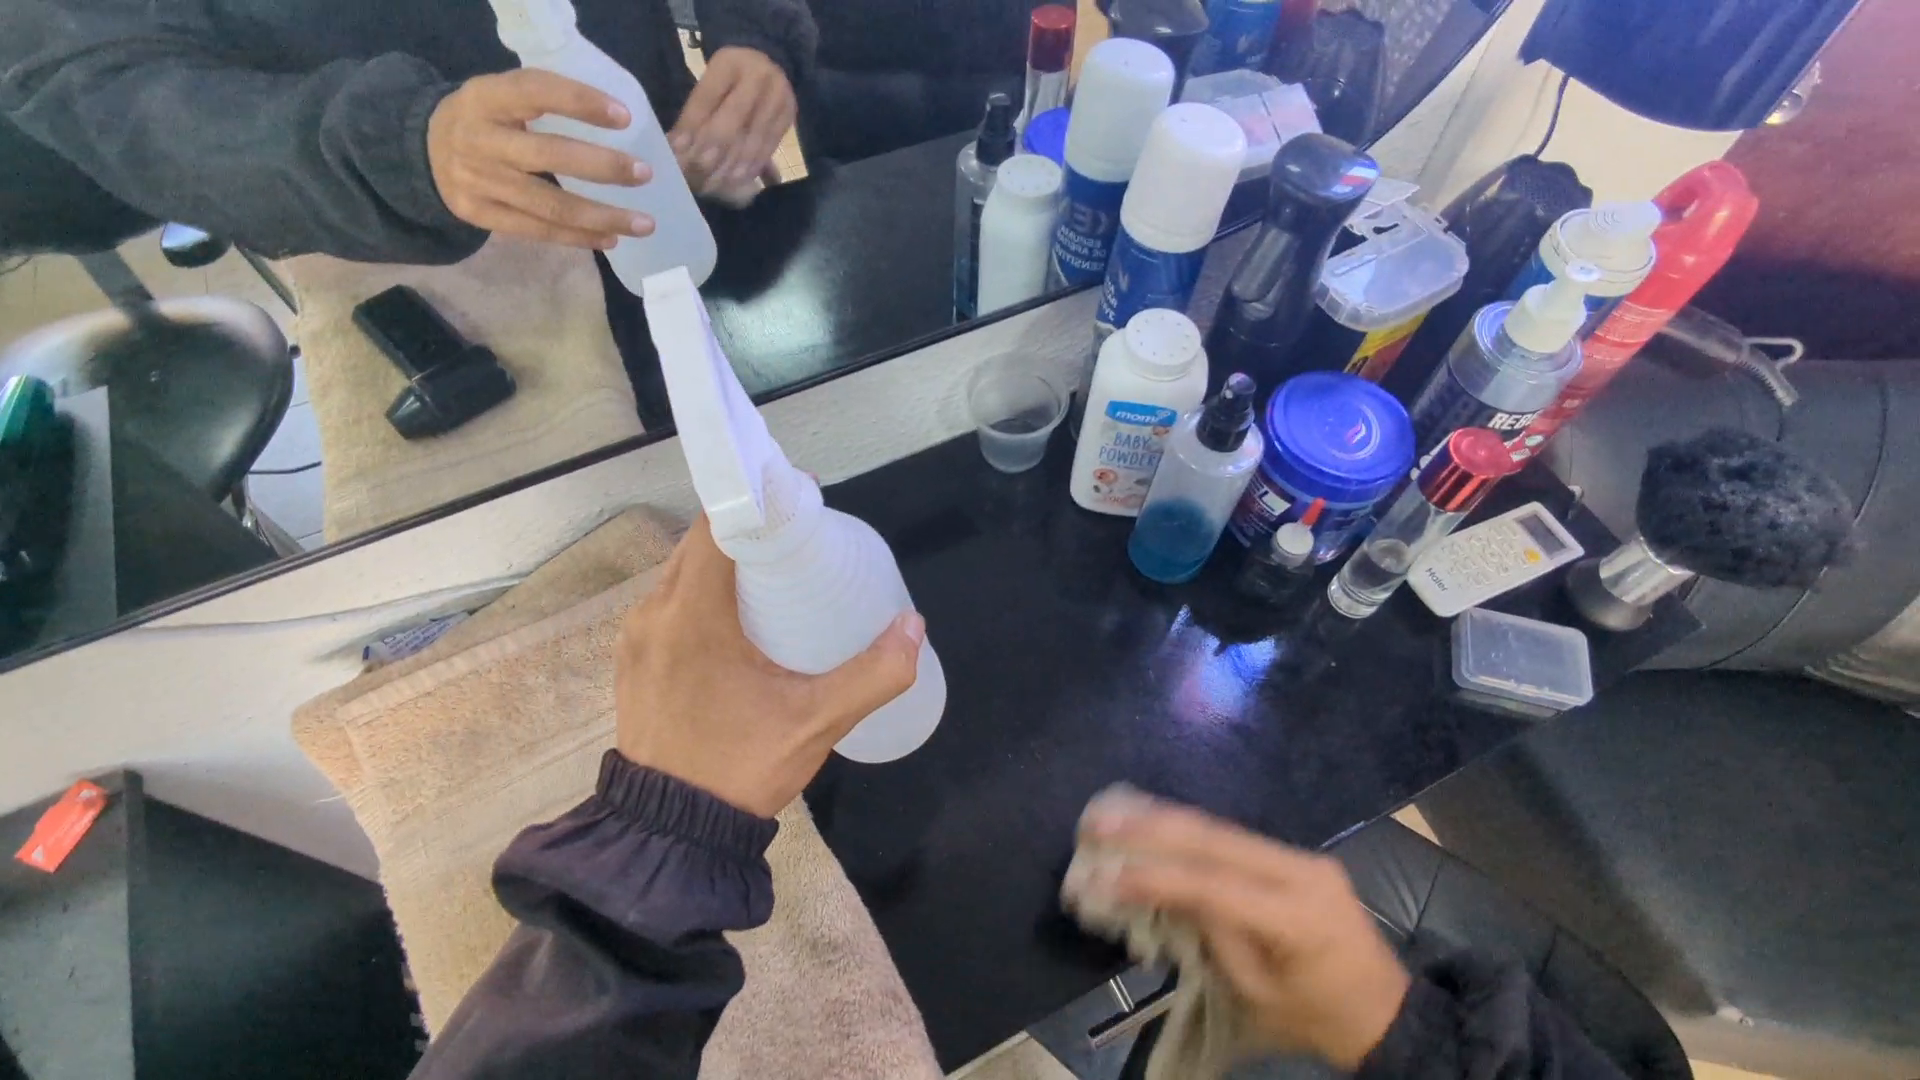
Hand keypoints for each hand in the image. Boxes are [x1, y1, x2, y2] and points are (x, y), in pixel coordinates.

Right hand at [428, 69, 655, 249]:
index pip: (534, 91)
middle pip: (549, 156)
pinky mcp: (480, 215)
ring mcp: (478, 182)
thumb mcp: (499, 99)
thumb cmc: (485, 123)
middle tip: (644, 173)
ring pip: (551, 205)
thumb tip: (618, 121)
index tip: (624, 117)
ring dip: (604, 216)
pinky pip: (540, 231)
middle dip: (603, 166)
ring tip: (644, 223)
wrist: (420, 154)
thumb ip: (541, 104)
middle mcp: (478, 139)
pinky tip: (612, 238)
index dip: (580, 102)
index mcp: (483, 98)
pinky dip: (580, 238)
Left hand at [613, 515, 923, 817]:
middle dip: (749, 532)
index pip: (716, 526)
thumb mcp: (818, 722)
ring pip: (682, 573)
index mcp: (691, 615)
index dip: (758, 504)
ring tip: (776, 573)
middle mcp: (653, 614)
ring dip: (726, 563)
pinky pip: (668, 604)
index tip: (801, 504)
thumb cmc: (740, 767)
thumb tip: (914, 626)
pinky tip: (740, 618)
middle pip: (700, 544)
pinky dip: (703, 592)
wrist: (668, 834)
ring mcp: (636, 639)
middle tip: (800, 540)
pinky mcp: (635, 662)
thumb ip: (874, 673)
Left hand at [669, 47, 796, 188]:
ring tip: (714, 184)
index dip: (692, 130)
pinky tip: (736, 181)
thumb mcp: (711, 86)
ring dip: (732, 166)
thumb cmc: (732, 81)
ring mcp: (777, 97)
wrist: (771, 68)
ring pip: (751, 140)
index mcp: (729, 63)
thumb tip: (675, 147)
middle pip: (731, 122)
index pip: (706, 100)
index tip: (678, 155)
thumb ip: (697, 113)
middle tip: (697, 175)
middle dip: (712, 152)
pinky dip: (750, 168)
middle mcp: (757, 76)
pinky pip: (768, 149)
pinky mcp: (788, 118)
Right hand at [1080, 793, 1411, 1069]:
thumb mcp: (1260, 995)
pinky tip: (1151, 816)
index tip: (1107, 876)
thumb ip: (1214, 937)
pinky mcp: (1290, 854)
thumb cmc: (1317, 1016)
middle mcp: (1299, 871)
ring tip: (1112, 809)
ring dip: (1161, 818)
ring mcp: (1298, 856)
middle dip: (1149, 828)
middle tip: (1098, 822)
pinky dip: (1185, 829)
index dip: (1156, 878)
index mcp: (1297, 916)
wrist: (1386, 1009)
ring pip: (1219, 828)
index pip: (1214, 887)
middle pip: (1214, 839)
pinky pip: (1230, 836)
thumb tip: (1162, 893)